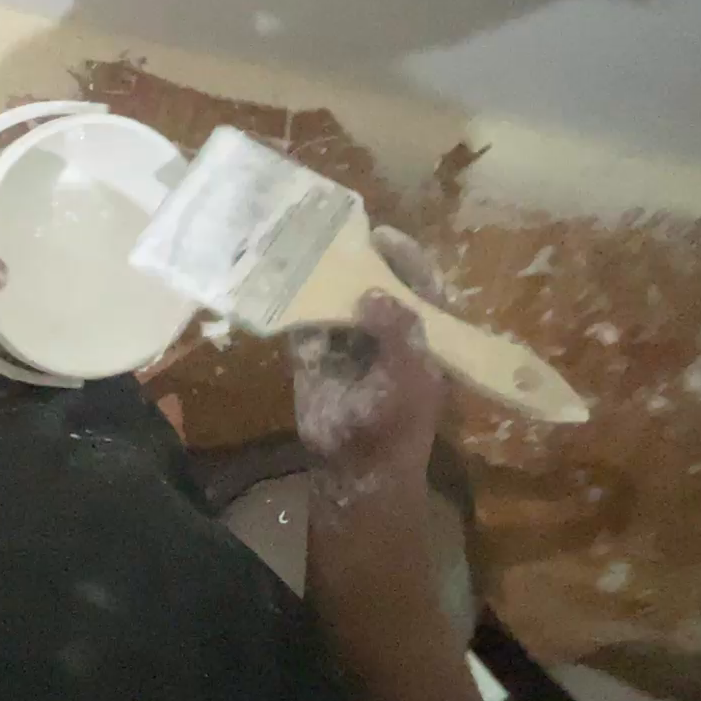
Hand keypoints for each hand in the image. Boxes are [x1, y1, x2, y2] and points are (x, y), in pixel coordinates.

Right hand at [290, 227, 446, 482]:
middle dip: (356, 264)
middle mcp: (384, 333)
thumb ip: (398, 332)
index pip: (419, 287)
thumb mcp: (410, 377)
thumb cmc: (396, 424)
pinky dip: (291, 309)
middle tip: (332, 237)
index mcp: (421, 336)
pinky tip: (279, 286)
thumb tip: (372, 291)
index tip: (383, 235)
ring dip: (320, 282)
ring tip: (300, 251)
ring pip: (334, 303)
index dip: (405, 259)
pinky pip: (302, 327)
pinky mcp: (311, 357)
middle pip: (372, 287)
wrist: (353, 465)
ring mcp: (345, 345)